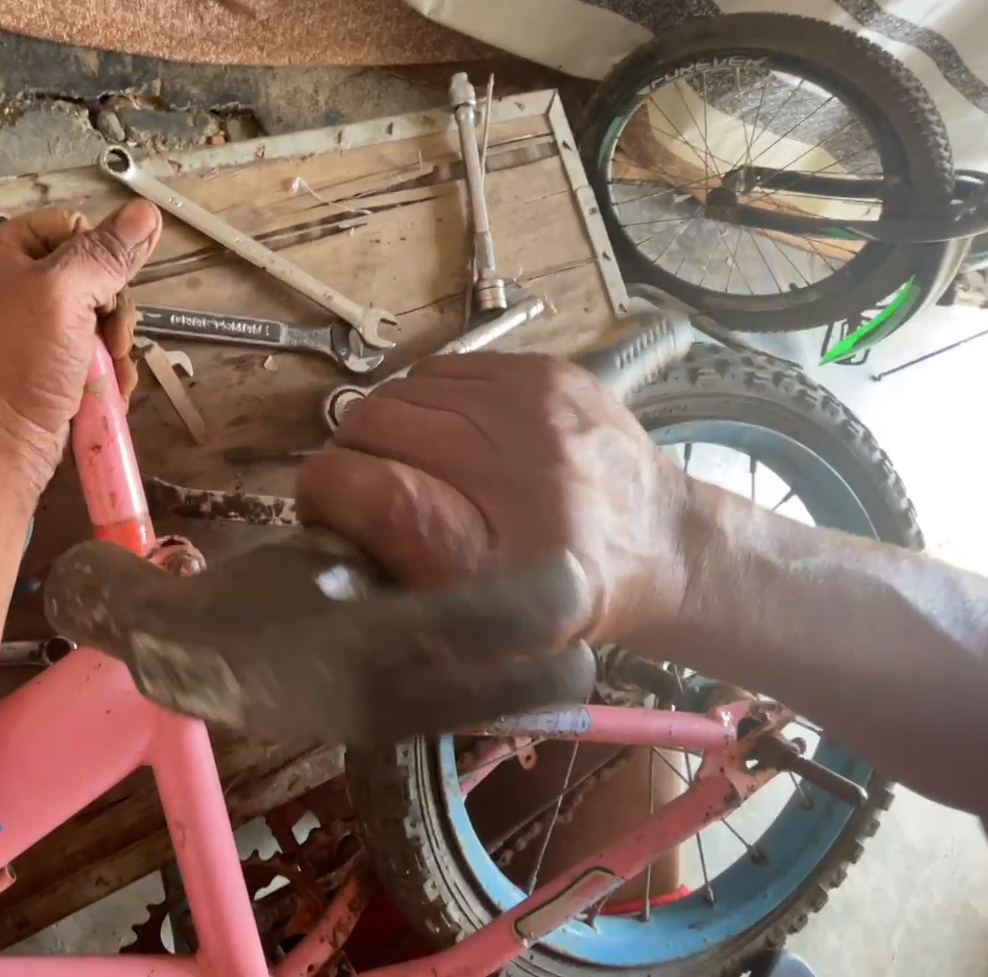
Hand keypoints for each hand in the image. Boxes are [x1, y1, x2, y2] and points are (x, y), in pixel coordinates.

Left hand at [0, 201, 160, 494]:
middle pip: (91, 273)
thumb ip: (107, 253)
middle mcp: (9, 283)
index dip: (97, 258)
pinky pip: (91, 348)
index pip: (69, 226)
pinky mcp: (45, 361)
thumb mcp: (64, 296)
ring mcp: (28, 326)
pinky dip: (107, 368)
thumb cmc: (20, 364)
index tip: (101, 295)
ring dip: (114, 344)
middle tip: (111, 341)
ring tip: (110, 371)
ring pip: (98, 314)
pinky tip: (110, 388)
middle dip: (111, 310)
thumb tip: (148, 211)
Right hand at [295, 352, 692, 645]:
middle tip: (371, 482)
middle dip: (353, 453)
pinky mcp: (543, 369)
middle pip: (370, 421)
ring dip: (390, 422)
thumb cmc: (559, 595)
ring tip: (416, 456)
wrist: (663, 541)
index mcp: (484, 544)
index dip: (323, 490)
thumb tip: (326, 520)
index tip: (325, 507)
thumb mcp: (473, 619)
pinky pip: (441, 368)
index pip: (360, 485)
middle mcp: (505, 459)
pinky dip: (429, 397)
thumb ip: (397, 574)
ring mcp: (529, 400)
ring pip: (399, 387)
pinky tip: (452, 429)